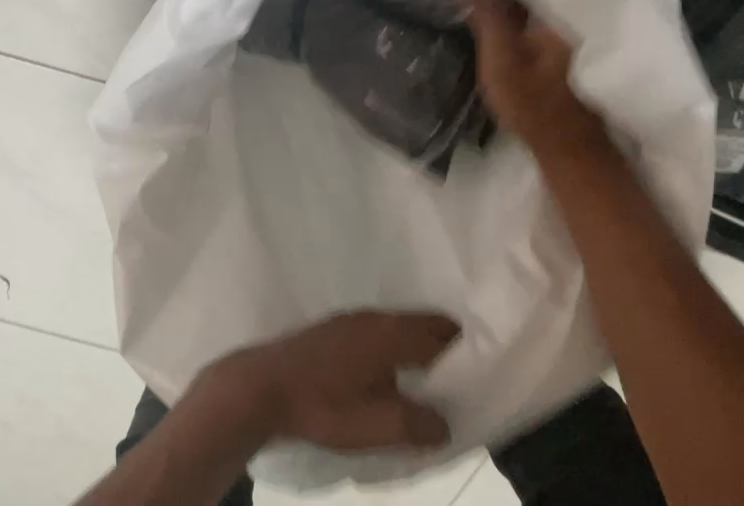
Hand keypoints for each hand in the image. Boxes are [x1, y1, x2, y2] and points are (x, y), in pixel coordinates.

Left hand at [202, 311, 457, 451]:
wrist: (260, 389)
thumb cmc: (324, 405)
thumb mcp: (381, 426)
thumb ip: (420, 424)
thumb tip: (445, 423)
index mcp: (390, 333)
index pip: (440, 331)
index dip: (465, 349)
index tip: (483, 368)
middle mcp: (371, 317)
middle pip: (417, 324)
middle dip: (441, 346)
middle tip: (460, 376)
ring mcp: (345, 321)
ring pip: (393, 328)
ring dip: (412, 347)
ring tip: (427, 379)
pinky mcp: (327, 332)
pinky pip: (372, 334)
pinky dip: (388, 349)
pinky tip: (385, 374)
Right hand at [458, 0, 607, 153]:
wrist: (568, 149)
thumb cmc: (533, 102)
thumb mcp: (501, 55)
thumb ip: (487, 13)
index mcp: (557, 13)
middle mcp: (569, 18)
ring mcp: (572, 36)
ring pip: (536, 6)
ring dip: (511, 1)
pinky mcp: (568, 52)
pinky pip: (540, 22)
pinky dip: (521, 18)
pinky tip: (502, 19)